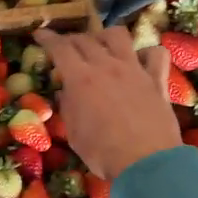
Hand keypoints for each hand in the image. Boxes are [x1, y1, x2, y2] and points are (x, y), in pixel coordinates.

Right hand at [33, 26, 182, 180]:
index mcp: (81, 79)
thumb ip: (68, 108)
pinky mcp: (157, 80)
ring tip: (101, 46)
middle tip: (66, 47)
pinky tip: (140, 61)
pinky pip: (156, 54)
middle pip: (85, 39)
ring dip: (105, 36)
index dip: (48, 38)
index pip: (60, 48)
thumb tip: (65, 93)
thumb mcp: (74, 134)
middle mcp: (106, 66)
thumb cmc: (103, 153)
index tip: (40, 33)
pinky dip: (147, 53)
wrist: (146, 164)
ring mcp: (134, 70)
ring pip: (118, 36)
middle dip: (71, 39)